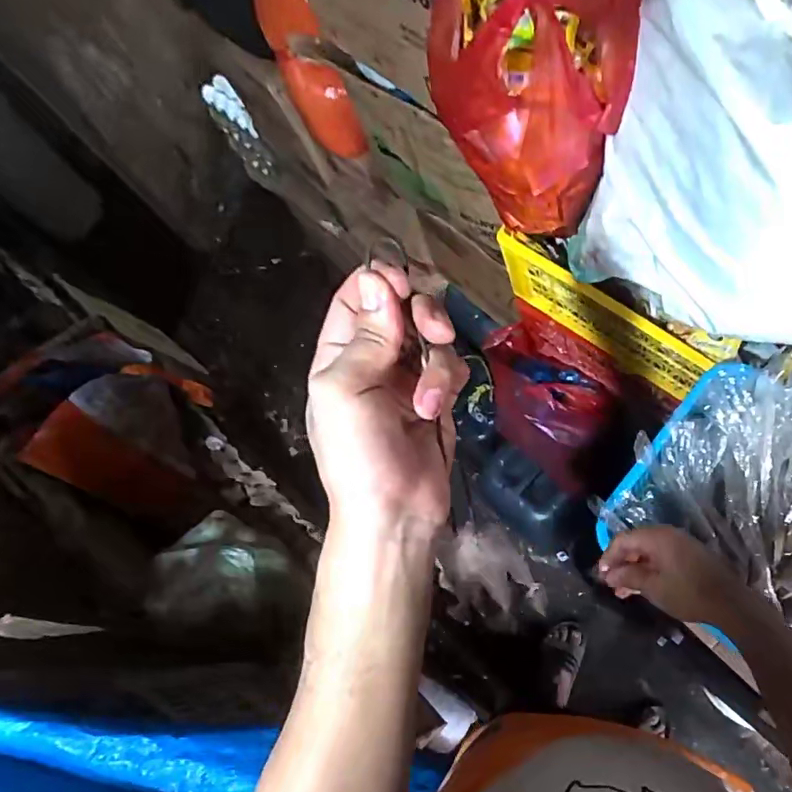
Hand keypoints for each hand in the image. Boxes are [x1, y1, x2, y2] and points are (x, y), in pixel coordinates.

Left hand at [307, 264, 468, 538]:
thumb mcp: (345, 391)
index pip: (359, 296)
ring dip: (437, 363)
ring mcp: (408, 378)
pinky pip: (452, 367)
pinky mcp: (438, 397)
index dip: (382, 282)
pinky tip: (435, 410)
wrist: (394, 513)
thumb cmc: (357, 455)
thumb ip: (366, 337)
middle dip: (422, 314)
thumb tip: (379, 279)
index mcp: (339, 353)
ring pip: (434, 337)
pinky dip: (448, 382)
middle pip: (404, 306)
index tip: (403, 286)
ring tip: (427, 401)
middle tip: (433, 332)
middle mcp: (374, 359)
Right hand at [598, 526, 761, 631]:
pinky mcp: (688, 556)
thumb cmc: (688, 594)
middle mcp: (668, 535)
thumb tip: (609, 574)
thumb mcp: (653, 587)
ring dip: (633, 569)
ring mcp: (680, 544)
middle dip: (619, 564)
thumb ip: (629, 576)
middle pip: (634, 543)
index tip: (601, 577)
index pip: (622, 540)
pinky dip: (647, 570)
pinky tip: (641, 587)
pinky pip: (660, 557)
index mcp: (657, 537)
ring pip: (647, 552)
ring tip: (622, 591)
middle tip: (610, 585)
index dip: (607, 557)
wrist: (729, 603)